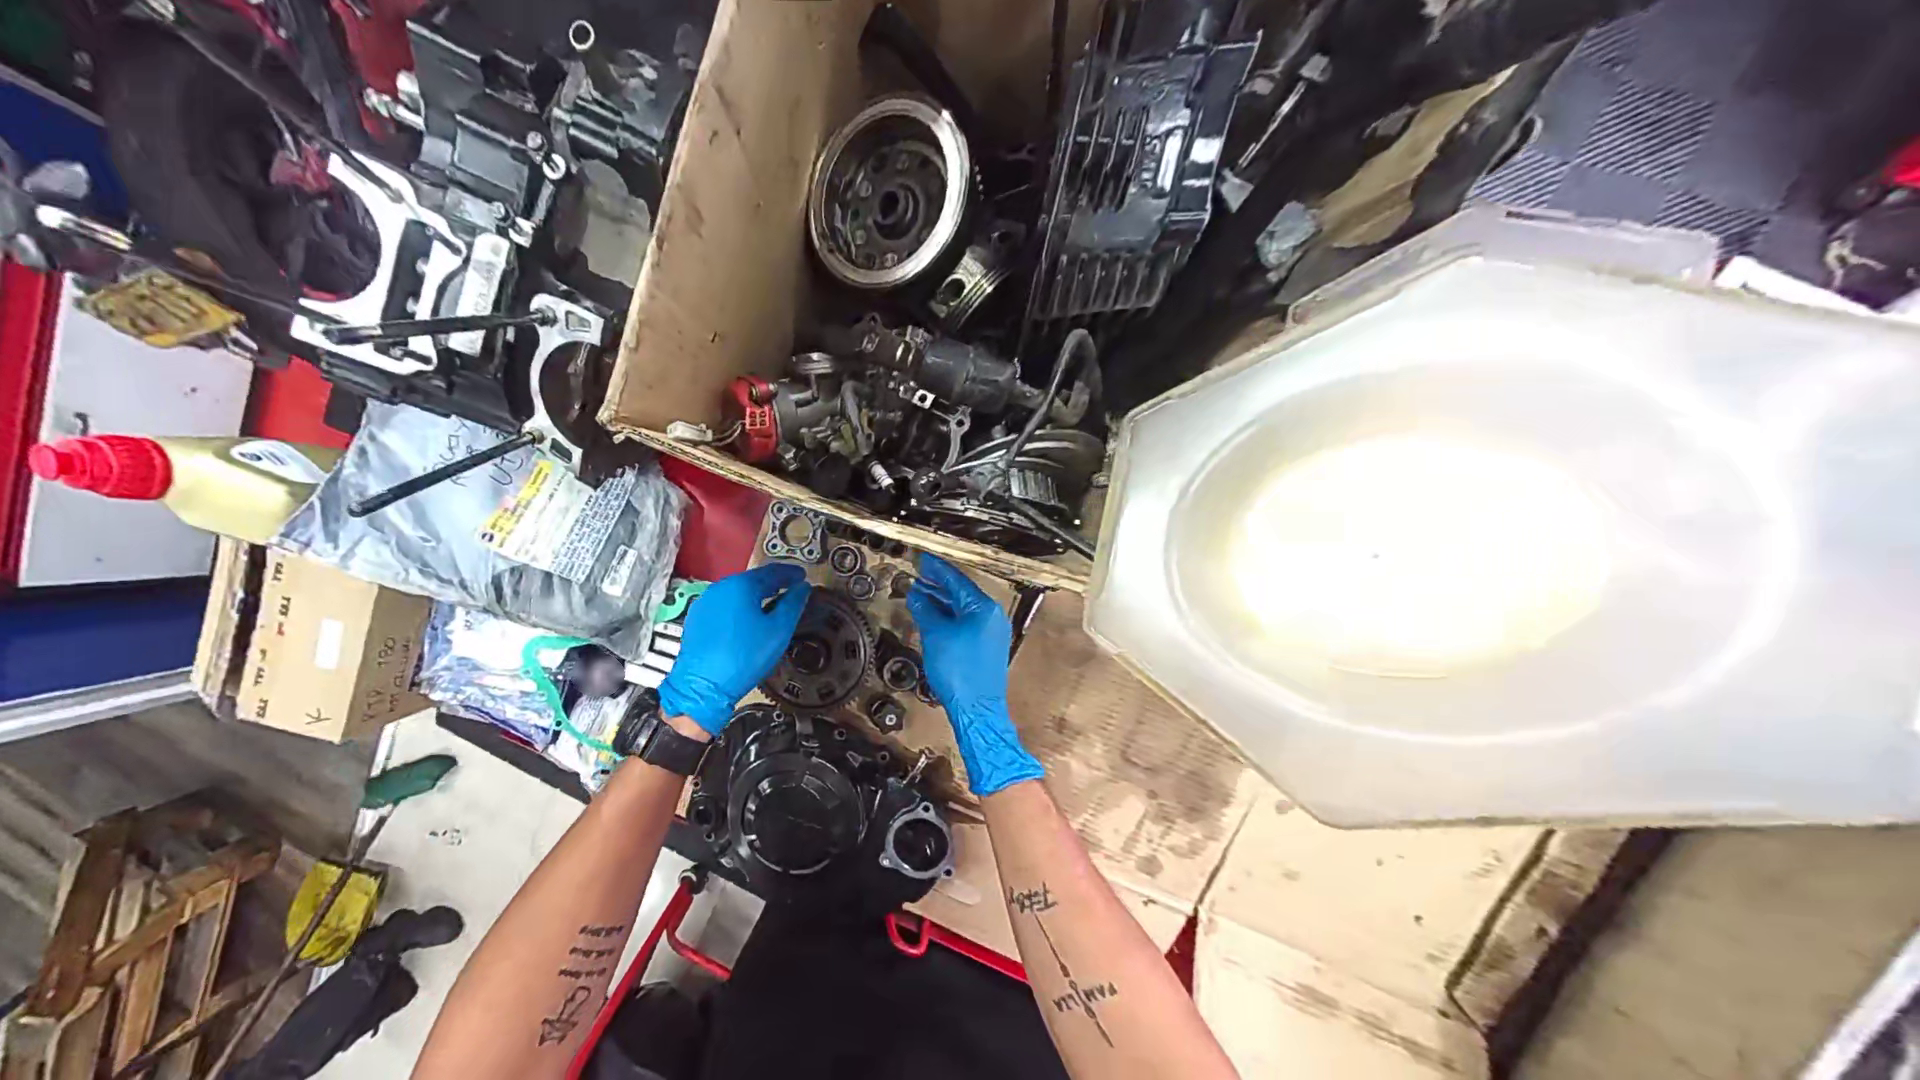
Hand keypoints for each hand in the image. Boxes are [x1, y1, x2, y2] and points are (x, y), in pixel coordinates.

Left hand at [660, 563, 811, 733]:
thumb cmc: (745, 656)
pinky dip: (741, 606)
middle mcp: (720, 588)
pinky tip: (749, 618)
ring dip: (756, 594)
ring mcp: (705, 602)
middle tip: (791, 588)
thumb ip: (793, 605)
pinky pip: (725, 605)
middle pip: (752, 580)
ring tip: (773, 602)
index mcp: (741, 586)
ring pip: (737, 592)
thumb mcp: (778, 630)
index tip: (802, 576)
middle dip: (773, 582)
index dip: (790, 573)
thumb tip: (803, 588)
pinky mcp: (697, 619)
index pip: (771, 571)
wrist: (702, 686)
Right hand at [906, 553, 1043, 795]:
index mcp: (984, 609)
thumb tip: (917, 596)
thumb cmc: (961, 675)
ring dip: (942, 602)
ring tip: (921, 595)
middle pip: (962, 593)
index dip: (937, 570)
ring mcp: (992, 633)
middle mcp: (993, 618)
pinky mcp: (987, 647)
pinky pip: (967, 623)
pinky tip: (934, 619)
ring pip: (964, 609)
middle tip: (919, 576)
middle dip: (938, 586)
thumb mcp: (936, 635)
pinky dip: (950, 618)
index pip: (957, 580)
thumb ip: (925, 610)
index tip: (924, 561)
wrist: (976, 709)